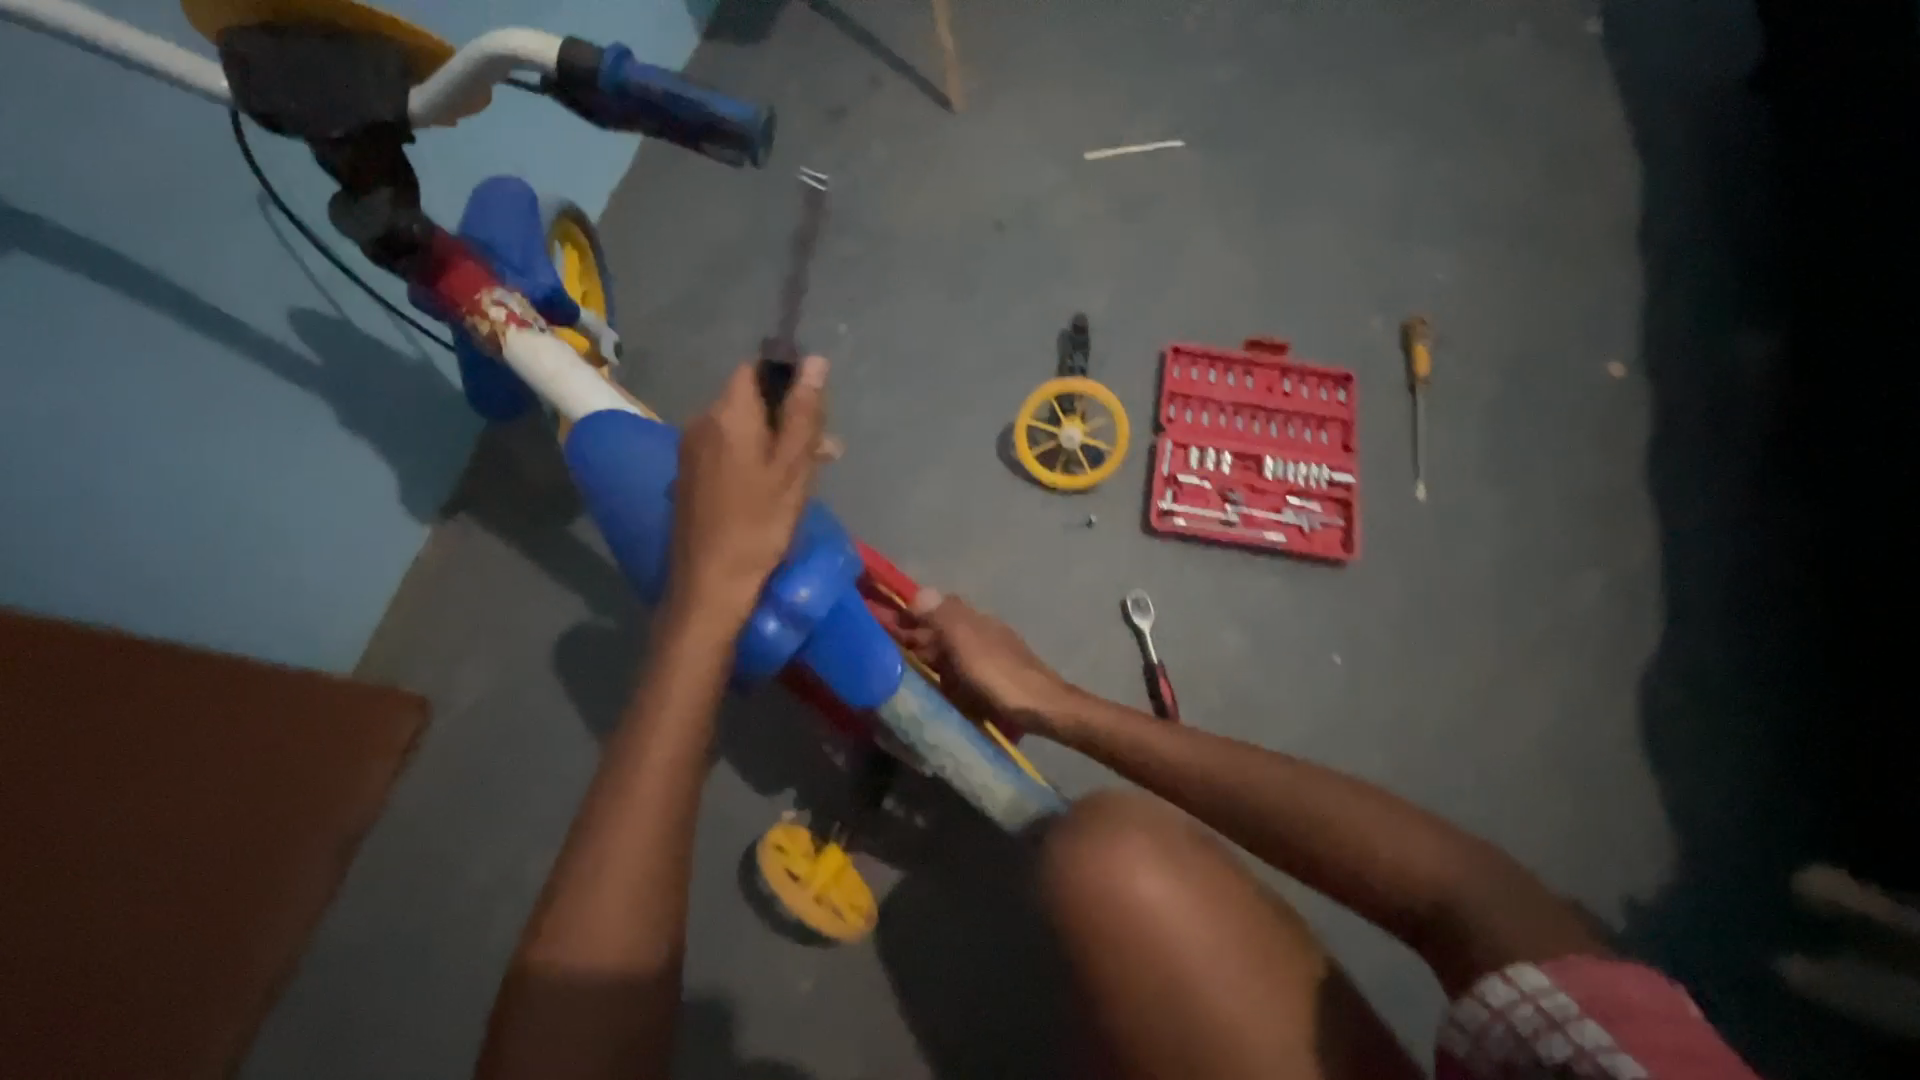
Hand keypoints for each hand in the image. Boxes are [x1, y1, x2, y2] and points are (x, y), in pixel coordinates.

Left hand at [666, 356, 829, 626]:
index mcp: (727, 414)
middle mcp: (701, 422)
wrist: (710, 584)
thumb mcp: (792, 468)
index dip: (787, 379)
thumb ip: (803, 413)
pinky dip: (754, 458)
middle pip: (749, 400)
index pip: (755, 369)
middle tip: (824, 450)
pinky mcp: (689, 478)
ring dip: (774, 440)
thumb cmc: (758, 525)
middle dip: (787, 416)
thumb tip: (813, 361)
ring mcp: (691, 451)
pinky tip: (776, 487)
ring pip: (740, 428)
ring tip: (809, 472)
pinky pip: (727, 451)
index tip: (815, 408)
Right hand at [896, 590, 1082, 735]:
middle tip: (886, 649)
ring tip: (903, 668)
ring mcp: (990, 656)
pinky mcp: (994, 679)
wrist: (1042, 707)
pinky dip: (945, 673)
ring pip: (951, 650)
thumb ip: (943, 617)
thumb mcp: (966, 642)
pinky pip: (961, 670)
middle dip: (916, 635)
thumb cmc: (999, 675)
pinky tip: (936, 685)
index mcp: (973, 621)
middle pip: (942, 629)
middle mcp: (981, 632)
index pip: (936, 607)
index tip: (883, 621)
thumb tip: (919, 591)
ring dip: (929, 655)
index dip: (911, 613)